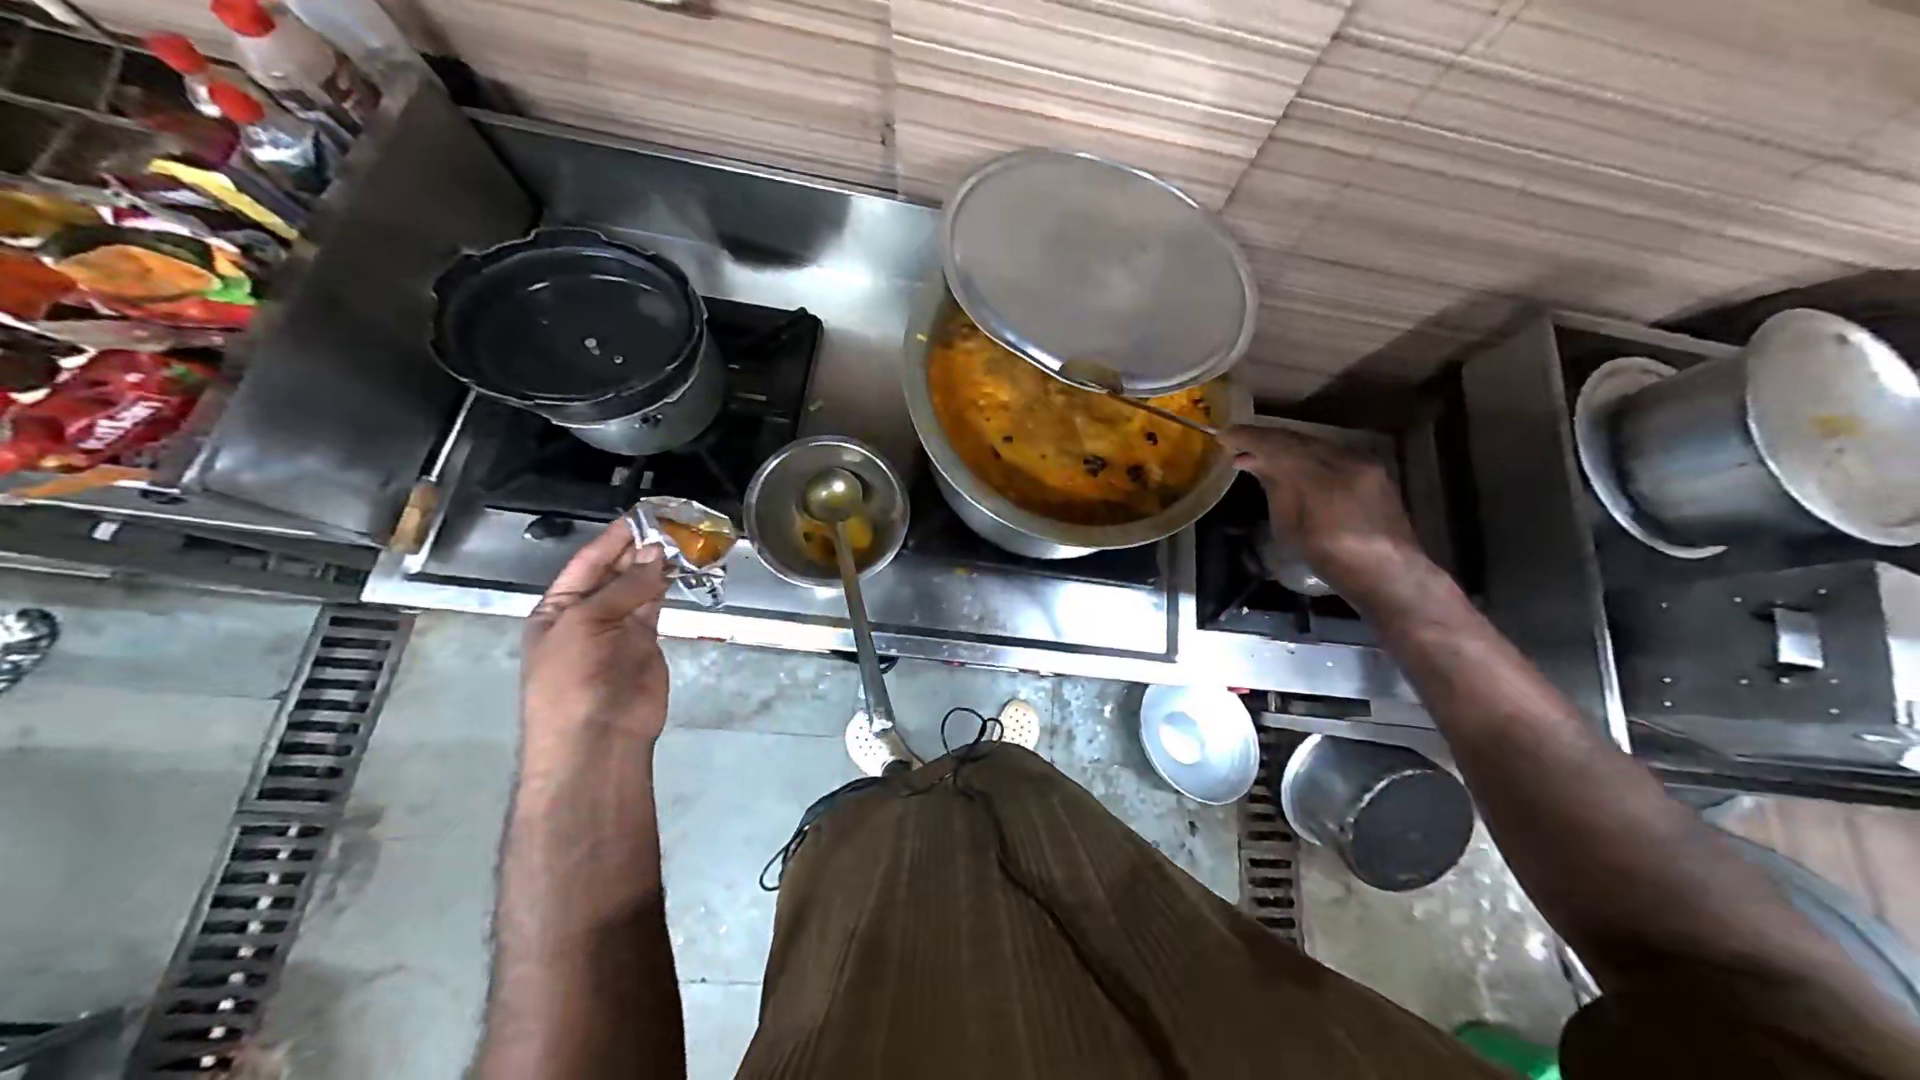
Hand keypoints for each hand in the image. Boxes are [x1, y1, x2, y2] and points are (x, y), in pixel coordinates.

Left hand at [522, 520, 671, 772]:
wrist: (596, 736)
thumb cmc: (573, 678)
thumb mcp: (586, 623)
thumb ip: (624, 587)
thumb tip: (656, 554)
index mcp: (557, 610)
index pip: (587, 564)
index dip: (612, 540)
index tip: (640, 517)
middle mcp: (587, 616)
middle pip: (614, 574)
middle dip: (637, 551)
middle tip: (669, 526)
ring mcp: (618, 631)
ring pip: (638, 590)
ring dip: (655, 568)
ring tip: (680, 543)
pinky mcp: (646, 644)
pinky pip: (655, 609)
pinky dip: (666, 590)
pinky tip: (679, 571)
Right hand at [1219, 425, 1428, 601]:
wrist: (1388, 574)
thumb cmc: (1331, 559)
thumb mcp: (1290, 527)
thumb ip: (1274, 488)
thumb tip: (1254, 461)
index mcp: (1321, 481)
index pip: (1278, 446)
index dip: (1248, 438)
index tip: (1224, 435)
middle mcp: (1345, 462)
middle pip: (1297, 440)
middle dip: (1265, 440)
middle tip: (1238, 444)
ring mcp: (1364, 463)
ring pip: (1315, 445)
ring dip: (1286, 447)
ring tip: (1261, 456)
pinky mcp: (1374, 469)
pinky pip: (1332, 454)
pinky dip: (1308, 456)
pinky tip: (1295, 465)